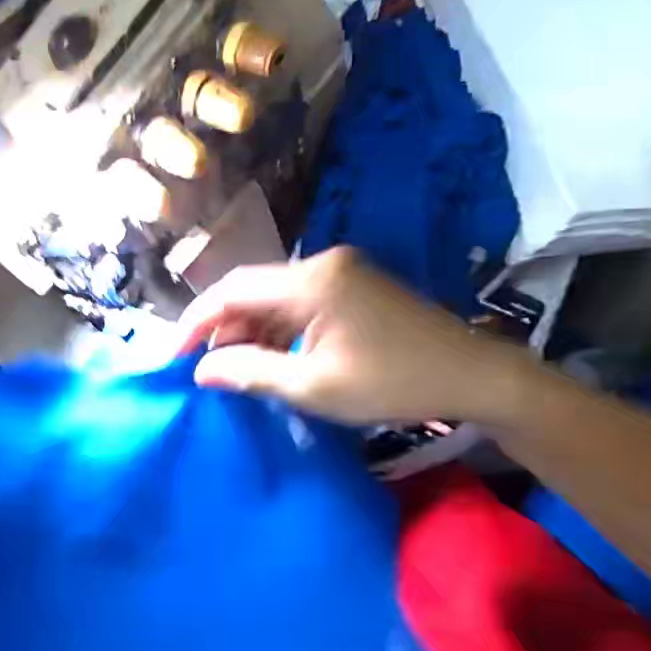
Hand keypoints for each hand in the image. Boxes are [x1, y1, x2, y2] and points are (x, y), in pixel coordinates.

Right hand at [176, 248, 541, 425]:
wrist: (478, 377)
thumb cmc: (393, 383)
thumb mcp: (312, 386)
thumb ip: (249, 372)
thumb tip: (200, 370)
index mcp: (311, 281)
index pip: (231, 290)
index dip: (194, 322)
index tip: (172, 357)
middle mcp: (321, 264)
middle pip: (248, 291)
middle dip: (219, 330)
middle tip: (202, 370)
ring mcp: (339, 272)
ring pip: (269, 298)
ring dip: (246, 332)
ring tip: (232, 372)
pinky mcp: (351, 287)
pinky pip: (294, 304)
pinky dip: (273, 331)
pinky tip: (268, 360)